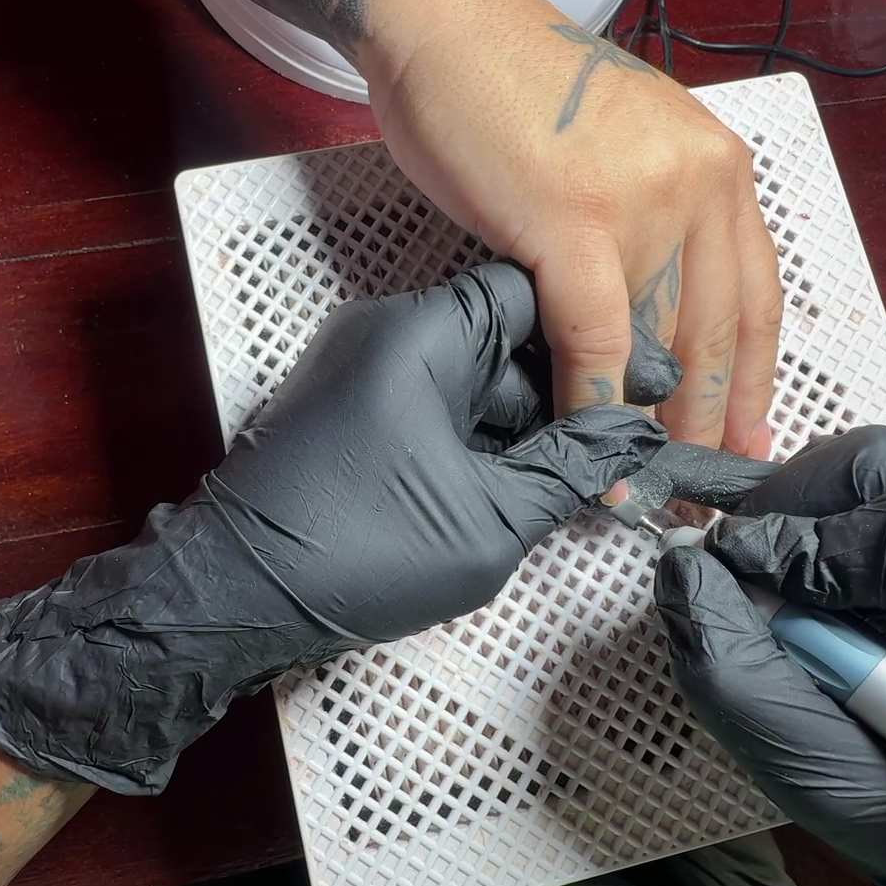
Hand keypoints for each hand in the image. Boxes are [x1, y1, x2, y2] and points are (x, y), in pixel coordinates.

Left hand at [0, 264, 680, 794]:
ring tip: (585, 471)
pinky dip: (478, 434)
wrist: (238, 591)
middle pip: (503, 338)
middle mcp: (387, 331)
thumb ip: (571, 469)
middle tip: (625, 442)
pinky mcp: (351, 406)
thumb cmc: (362, 549)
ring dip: (523, 421)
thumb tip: (633, 437)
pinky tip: (522, 478)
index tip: (647, 385)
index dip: (595, 337)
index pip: (531, 294)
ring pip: (469, 376)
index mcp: (421, 333)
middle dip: (564, 391)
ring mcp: (363, 368)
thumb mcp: (490, 519)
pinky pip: (433, 402)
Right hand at [362, 0, 780, 452]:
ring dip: (654, 427)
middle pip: (719, 334)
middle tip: (701, 492)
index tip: (743, 443)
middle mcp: (698, 184)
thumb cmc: (508, 90)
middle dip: (711, 426)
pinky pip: (596, 336)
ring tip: (646, 485)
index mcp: (713, 169)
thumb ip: (632, 234)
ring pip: (663, 344)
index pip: (752, 300)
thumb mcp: (602, 160)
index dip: (752, 385)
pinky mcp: (574, 222)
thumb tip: (623, 323)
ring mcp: (641, 202)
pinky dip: (593, 399)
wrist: (443, 28)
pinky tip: (592, 445)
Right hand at [652, 427, 885, 885]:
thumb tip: (681, 564)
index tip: (754, 578)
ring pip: (874, 468)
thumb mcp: (808, 764)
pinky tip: (784, 560)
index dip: (826, 538)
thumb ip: (733, 666)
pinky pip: (870, 489)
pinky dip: (807, 518)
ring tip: (768, 574)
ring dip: (794, 513)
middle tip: (740, 564)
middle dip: (790, 508)